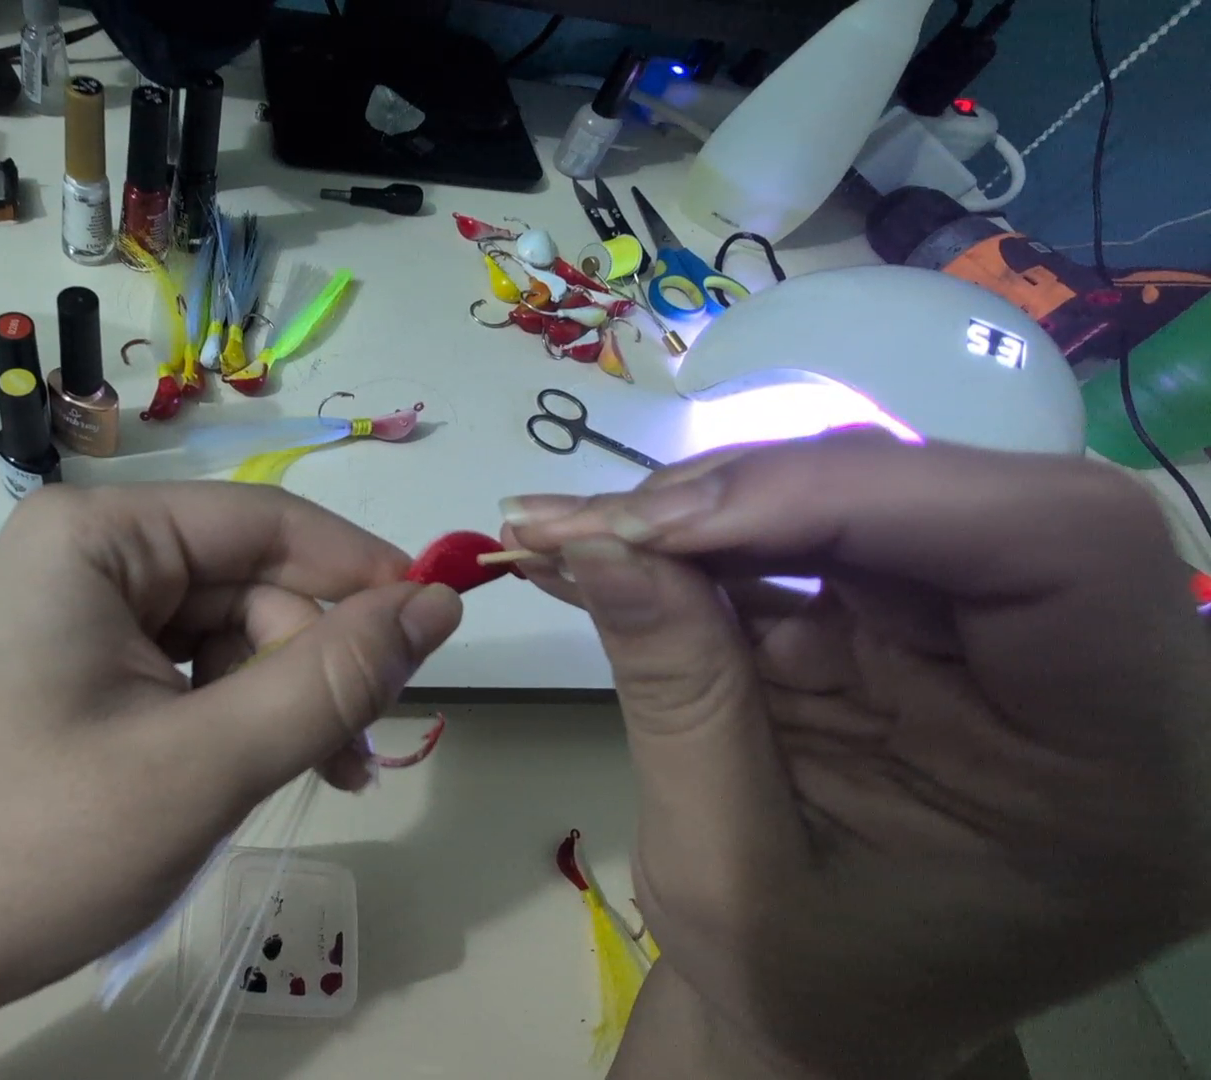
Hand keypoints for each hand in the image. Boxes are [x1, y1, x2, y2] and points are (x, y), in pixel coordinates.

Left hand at [0, 483, 461, 1079]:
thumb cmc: (37, 848)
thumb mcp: (205, 762)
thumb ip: (331, 679)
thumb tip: (437, 605)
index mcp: (94, 536)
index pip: (262, 522)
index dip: (357, 571)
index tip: (435, 629)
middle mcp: (81, 557)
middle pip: (244, 582)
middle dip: (310, 659)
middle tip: (354, 751)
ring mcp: (74, 616)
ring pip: (222, 633)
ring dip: (280, 696)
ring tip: (318, 774)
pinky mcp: (75, 671)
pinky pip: (184, 671)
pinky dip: (234, 717)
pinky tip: (255, 770)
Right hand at [503, 432, 1210, 1079]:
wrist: (808, 1008)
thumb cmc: (792, 980)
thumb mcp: (718, 862)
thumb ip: (673, 688)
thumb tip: (597, 544)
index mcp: (1102, 772)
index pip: (1055, 546)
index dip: (853, 496)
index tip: (664, 530)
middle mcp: (1072, 676)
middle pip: (935, 497)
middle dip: (738, 495)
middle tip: (586, 527)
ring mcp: (975, 640)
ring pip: (847, 497)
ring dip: (692, 508)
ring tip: (566, 534)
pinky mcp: (889, 624)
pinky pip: (788, 538)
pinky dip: (681, 537)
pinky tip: (594, 547)